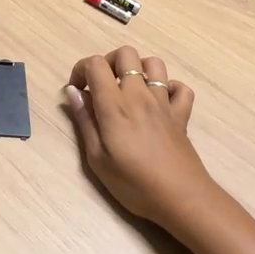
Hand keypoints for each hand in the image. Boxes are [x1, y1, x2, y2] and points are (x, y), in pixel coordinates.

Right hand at [63, 46, 211, 225]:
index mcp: (115, 105)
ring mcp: (164, 103)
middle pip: (126, 54)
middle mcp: (139, 95)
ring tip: (128, 90)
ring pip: (154, 64)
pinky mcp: (182, 115)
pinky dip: (169, 88)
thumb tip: (73, 92)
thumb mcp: (97, 158)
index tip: (77, 91)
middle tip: (101, 86)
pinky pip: (180, 88)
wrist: (181, 199)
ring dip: (138, 69)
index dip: (81, 69)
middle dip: (108, 62)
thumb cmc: (134, 183)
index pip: (96, 64)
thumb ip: (84, 121)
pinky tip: (158, 103)